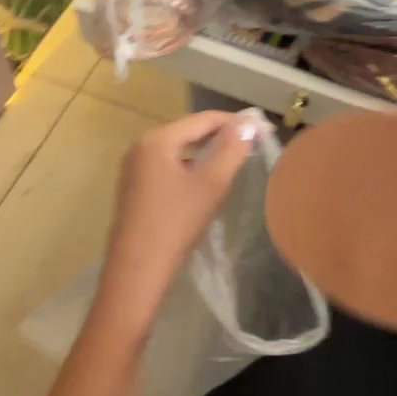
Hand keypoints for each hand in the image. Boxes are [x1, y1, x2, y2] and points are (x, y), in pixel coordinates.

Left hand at [98, 111, 256, 313]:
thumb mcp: (211, 184)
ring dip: (205, 154)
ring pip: (178, 151)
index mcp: (157, 139)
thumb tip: (249, 122)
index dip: (234, 122)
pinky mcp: (133, 189)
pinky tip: (205, 184)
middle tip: (251, 145)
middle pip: (189, 132)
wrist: (136, 275)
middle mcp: (140, 146)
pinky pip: (167, 167)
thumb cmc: (175, 225)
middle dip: (220, 137)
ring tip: (233, 162)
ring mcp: (133, 169)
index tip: (263, 130)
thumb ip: (231, 149)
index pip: (202, 119)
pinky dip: (189, 169)